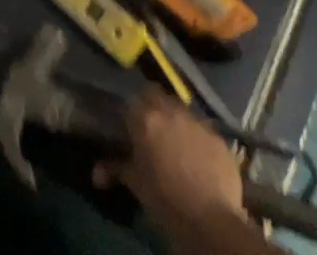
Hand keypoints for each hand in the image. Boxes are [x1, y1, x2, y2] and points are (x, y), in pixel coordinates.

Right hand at [93, 87, 245, 227]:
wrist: (209, 220)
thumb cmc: (163, 198)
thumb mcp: (135, 183)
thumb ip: (115, 169)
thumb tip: (96, 174)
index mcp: (146, 119)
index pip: (132, 99)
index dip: (130, 110)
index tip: (128, 124)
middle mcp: (173, 113)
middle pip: (158, 96)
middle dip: (153, 107)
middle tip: (149, 129)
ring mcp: (200, 124)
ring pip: (183, 111)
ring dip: (176, 121)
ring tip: (175, 143)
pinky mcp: (220, 140)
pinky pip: (204, 131)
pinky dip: (197, 139)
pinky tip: (198, 159)